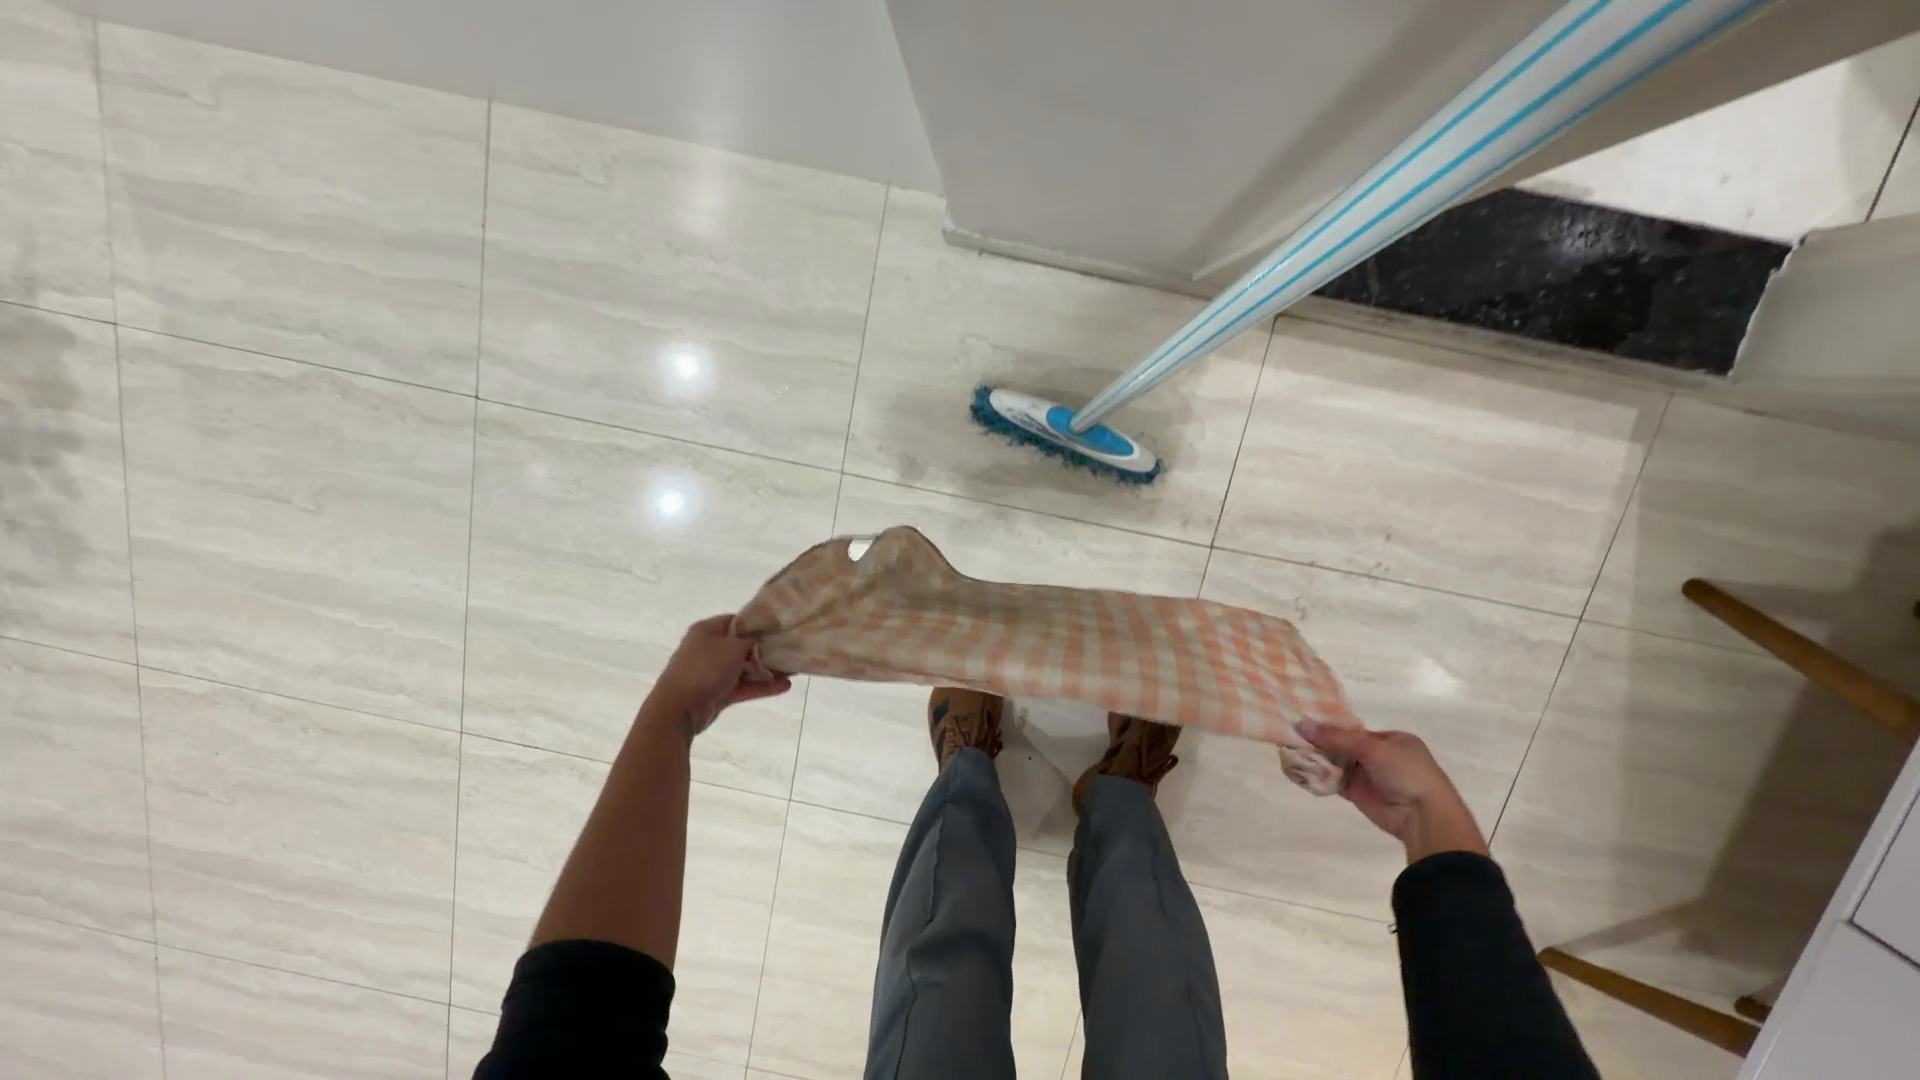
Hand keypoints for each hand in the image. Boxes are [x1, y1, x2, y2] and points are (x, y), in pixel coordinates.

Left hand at [646, 615, 791, 740]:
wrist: (679, 708)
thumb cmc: (705, 668)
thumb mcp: (733, 647)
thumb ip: (752, 641)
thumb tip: (761, 640)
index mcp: (706, 631)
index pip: (735, 621)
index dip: (757, 623)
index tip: (778, 627)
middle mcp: (708, 649)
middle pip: (741, 646)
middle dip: (765, 649)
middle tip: (789, 649)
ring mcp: (712, 673)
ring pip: (744, 669)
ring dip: (766, 670)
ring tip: (792, 670)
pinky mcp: (717, 694)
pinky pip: (742, 687)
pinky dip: (761, 687)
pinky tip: (784, 686)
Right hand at [1298, 720, 1486, 862]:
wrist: (1422, 816)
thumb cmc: (1405, 772)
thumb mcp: (1372, 747)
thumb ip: (1336, 737)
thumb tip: (1300, 723)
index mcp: (1390, 739)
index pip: (1353, 729)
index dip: (1329, 726)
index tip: (1303, 722)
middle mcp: (1378, 755)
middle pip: (1342, 745)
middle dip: (1319, 742)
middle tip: (1290, 736)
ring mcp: (1367, 775)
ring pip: (1336, 762)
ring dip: (1316, 758)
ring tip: (1288, 751)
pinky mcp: (1358, 793)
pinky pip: (1334, 780)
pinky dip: (1318, 776)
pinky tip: (1298, 770)